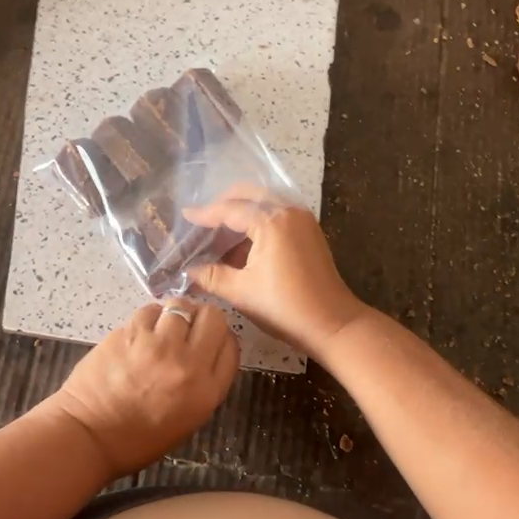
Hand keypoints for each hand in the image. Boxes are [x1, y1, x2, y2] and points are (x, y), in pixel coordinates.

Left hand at [46, 301, 240, 476]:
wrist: (89, 436)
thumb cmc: (137, 438)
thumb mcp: (187, 419)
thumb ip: (202, 384)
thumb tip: (204, 352)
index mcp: (206, 391)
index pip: (231, 346)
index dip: (220, 339)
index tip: (208, 341)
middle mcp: (188, 363)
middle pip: (213, 318)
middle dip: (202, 319)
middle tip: (185, 330)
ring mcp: (159, 345)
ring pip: (181, 306)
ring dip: (173, 314)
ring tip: (160, 328)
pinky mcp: (131, 333)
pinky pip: (150, 310)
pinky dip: (148, 317)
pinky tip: (139, 332)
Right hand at [184, 189, 369, 356]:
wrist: (333, 324)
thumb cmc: (285, 307)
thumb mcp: (241, 291)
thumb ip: (212, 276)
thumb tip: (189, 271)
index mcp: (271, 221)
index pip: (230, 209)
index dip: (205, 214)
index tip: (185, 215)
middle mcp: (288, 211)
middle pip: (249, 195)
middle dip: (224, 204)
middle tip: (203, 220)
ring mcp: (302, 219)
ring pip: (265, 203)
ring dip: (242, 211)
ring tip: (219, 230)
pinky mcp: (309, 231)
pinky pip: (277, 214)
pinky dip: (258, 220)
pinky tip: (243, 241)